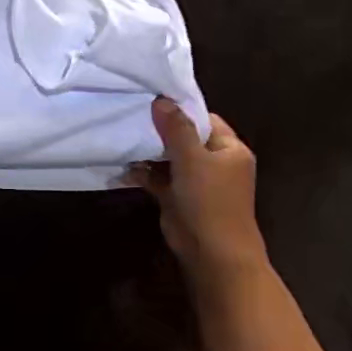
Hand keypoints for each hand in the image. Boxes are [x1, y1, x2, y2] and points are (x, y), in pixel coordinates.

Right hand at [129, 98, 267, 277]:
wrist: (211, 249)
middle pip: (185, 138)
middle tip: (131, 119)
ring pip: (169, 159)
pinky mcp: (178, 197)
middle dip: (159, 132)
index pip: (205, 120)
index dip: (180, 111)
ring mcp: (196, 181)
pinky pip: (159, 178)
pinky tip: (123, 169)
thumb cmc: (209, 200)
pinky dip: (144, 174)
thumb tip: (161, 100)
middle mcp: (215, 162)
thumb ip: (176, 130)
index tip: (151, 103)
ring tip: (122, 141)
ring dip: (148, 153)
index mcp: (229, 149)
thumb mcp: (192, 160)